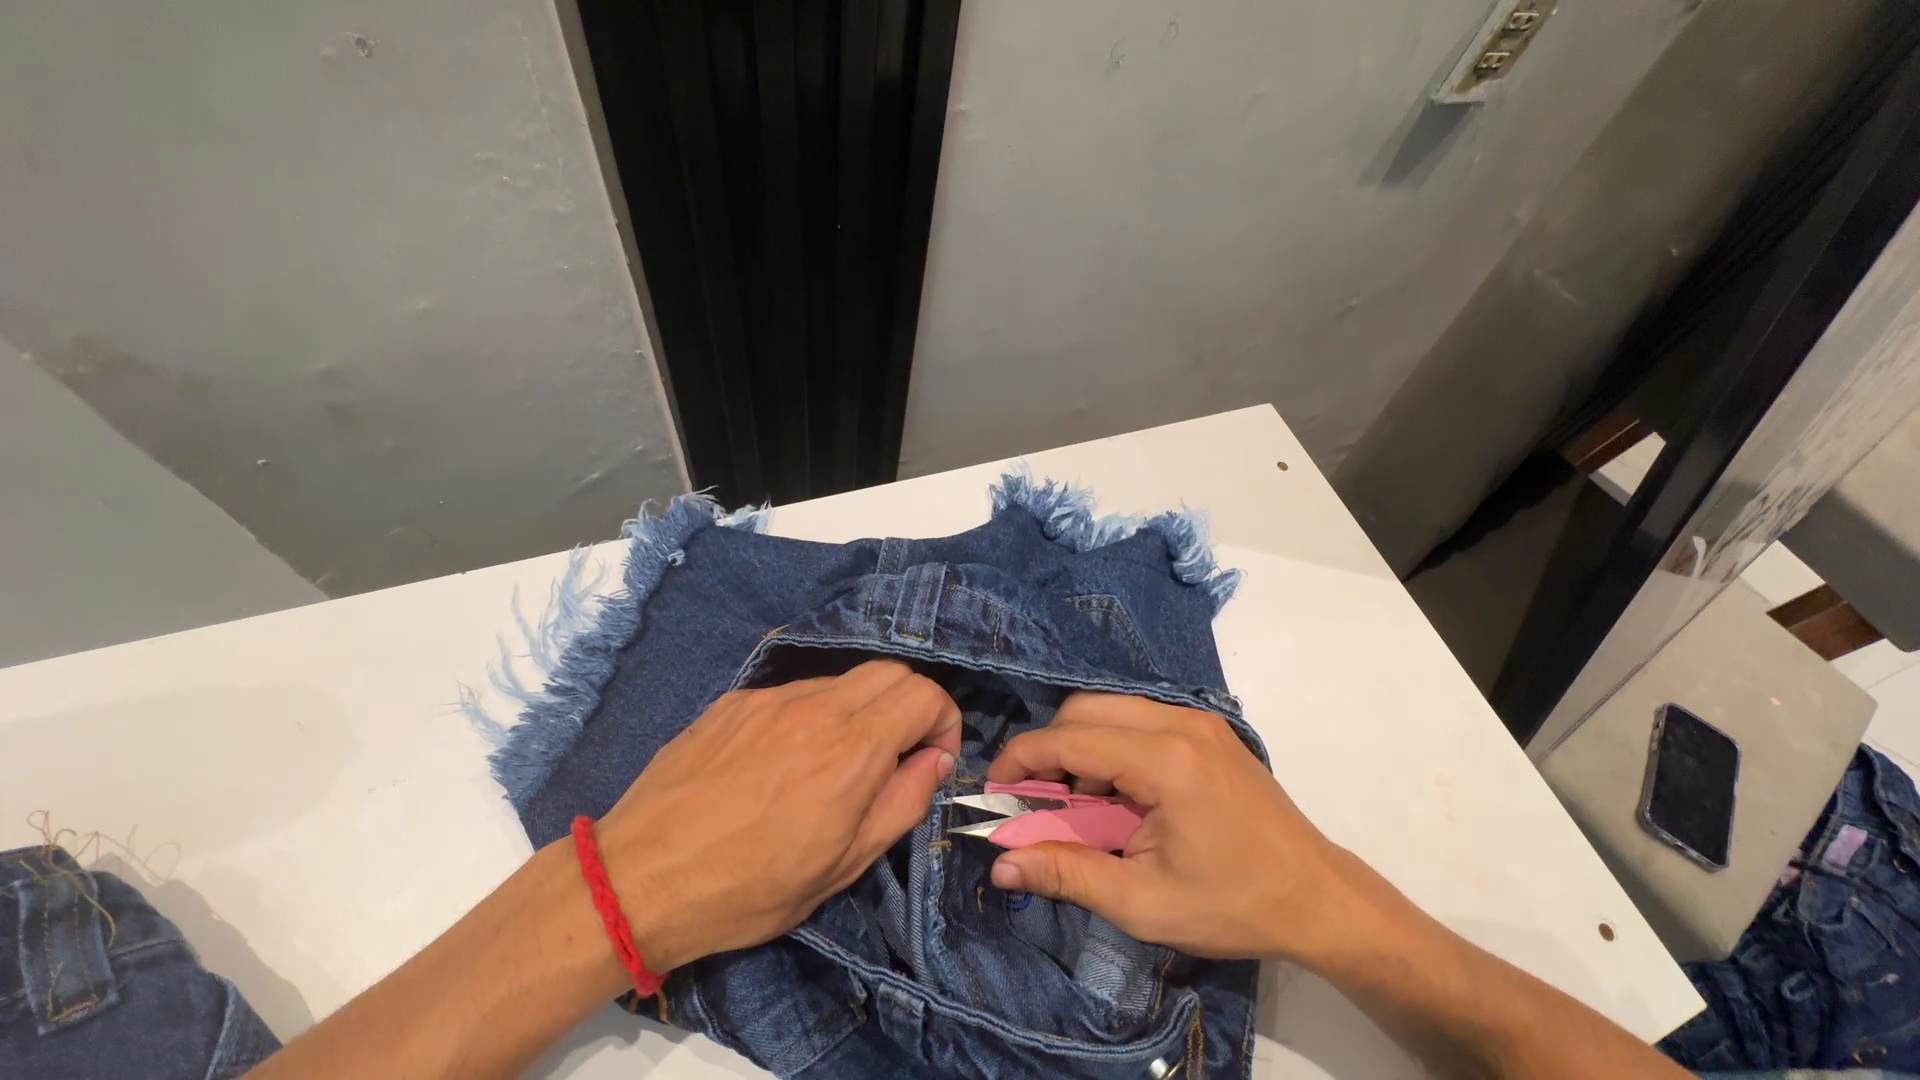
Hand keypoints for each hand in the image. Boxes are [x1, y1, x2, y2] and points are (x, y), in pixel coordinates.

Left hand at [594, 660, 960, 970]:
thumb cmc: (749, 888)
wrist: (639, 879)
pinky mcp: (732, 703)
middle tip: (896, 756)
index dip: (943, 723)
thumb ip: (902, 802)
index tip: (931, 761)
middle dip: (910, 706)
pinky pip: (793, 694)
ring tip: (835, 765)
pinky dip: (813, 715)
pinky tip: (783, 762)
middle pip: (890, 671)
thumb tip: (934, 760)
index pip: (923, 693)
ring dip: (860, 711)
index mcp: (850, 748)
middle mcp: (814, 706)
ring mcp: (768, 699)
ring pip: (841, 681)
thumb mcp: (842, 865)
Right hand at [986, 693, 1373, 963]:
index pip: (1069, 739)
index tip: (994, 788)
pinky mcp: (1209, 731)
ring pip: (1111, 709)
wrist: (1319, 898)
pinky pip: (1140, 719)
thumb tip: (1001, 863)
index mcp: (1165, 761)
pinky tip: (1118, 795)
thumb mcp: (1142, 901)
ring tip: (1079, 804)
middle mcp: (1180, 723)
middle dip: (1049, 748)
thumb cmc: (1232, 904)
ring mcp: (1199, 722)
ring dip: (1081, 746)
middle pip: (1085, 709)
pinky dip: (1112, 746)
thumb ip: (1066, 873)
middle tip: (1036, 799)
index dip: (1022, 759)